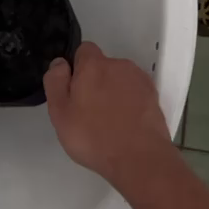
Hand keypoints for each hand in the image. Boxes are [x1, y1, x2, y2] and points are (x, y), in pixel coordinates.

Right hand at [43, 42, 171, 183]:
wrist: (139, 158)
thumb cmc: (93, 137)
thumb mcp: (60, 113)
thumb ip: (56, 82)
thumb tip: (60, 62)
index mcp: (94, 65)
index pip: (83, 50)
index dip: (77, 68)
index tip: (75, 92)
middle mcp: (118, 64)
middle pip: (102, 66)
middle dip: (95, 82)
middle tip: (89, 112)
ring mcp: (138, 79)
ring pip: (119, 79)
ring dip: (113, 92)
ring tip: (110, 122)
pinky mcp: (152, 94)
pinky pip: (135, 91)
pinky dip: (130, 101)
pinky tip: (126, 124)